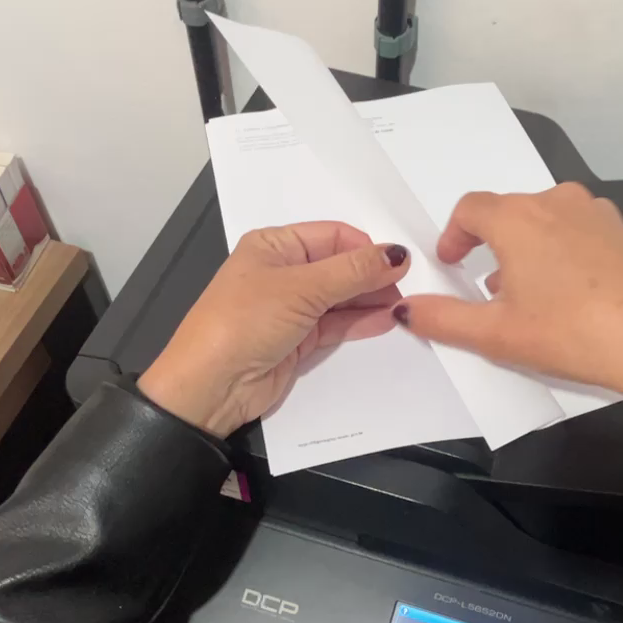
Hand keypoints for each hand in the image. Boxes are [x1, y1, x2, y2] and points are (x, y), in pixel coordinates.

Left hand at [140, 222, 410, 435]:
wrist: (211, 386)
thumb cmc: (244, 323)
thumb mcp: (300, 289)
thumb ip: (352, 272)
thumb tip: (397, 254)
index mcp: (275, 246)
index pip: (333, 236)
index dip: (367, 248)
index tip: (401, 263)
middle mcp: (284, 272)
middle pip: (341, 266)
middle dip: (373, 275)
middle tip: (411, 286)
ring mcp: (293, 308)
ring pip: (342, 298)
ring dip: (372, 300)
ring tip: (406, 305)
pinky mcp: (301, 341)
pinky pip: (338, 325)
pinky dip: (362, 322)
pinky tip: (388, 321)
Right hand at [394, 183, 622, 417]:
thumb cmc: (570, 333)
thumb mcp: (495, 335)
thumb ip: (442, 319)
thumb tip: (405, 309)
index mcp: (517, 218)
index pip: (470, 208)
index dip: (452, 235)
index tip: (450, 264)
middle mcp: (556, 202)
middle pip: (507, 212)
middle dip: (488, 245)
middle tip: (484, 289)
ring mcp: (596, 213)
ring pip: (543, 222)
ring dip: (524, 250)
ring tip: (525, 296)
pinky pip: (575, 233)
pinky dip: (557, 253)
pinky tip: (566, 295)